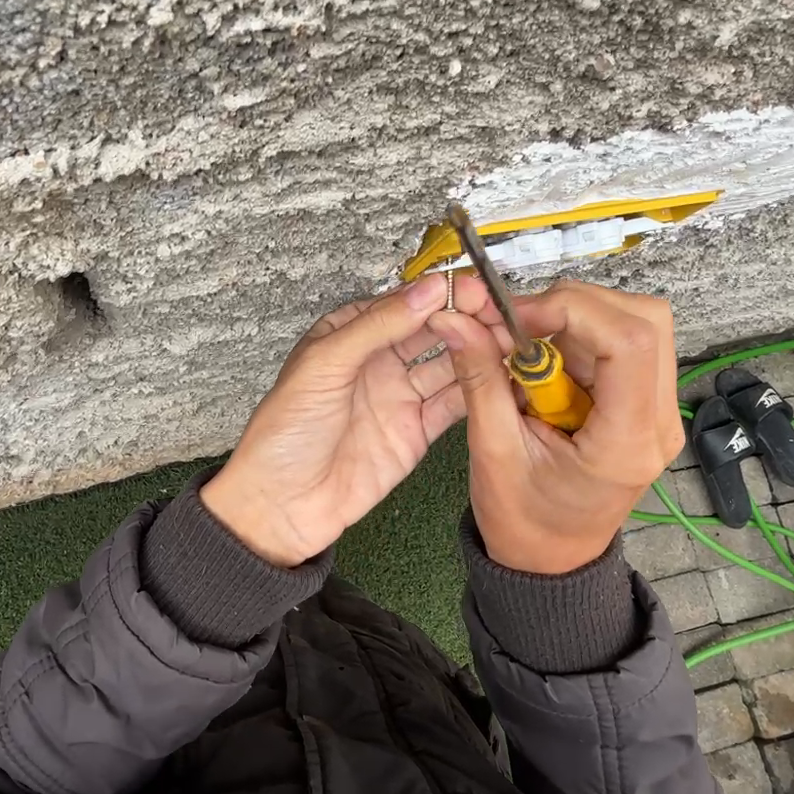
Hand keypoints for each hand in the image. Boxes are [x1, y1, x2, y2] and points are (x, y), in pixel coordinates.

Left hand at [201, 274, 503, 566]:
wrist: (283, 504)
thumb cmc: (285, 430)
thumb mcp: (324, 365)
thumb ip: (377, 327)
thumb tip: (426, 290)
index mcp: (349, 333)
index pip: (402, 304)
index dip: (439, 294)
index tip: (475, 288)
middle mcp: (377, 360)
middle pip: (431, 330)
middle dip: (466, 319)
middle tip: (502, 314)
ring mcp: (398, 395)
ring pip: (449, 364)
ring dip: (478, 352)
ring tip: (511, 341)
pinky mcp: (416, 431)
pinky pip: (453, 404)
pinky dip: (478, 391)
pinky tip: (502, 379)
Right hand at [426, 280, 681, 574]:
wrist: (550, 560)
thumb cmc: (522, 518)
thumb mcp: (491, 450)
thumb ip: (479, 378)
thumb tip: (454, 317)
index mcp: (626, 441)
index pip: (629, 340)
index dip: (569, 310)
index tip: (512, 320)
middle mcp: (657, 419)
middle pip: (643, 319)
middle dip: (573, 306)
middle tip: (516, 326)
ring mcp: (656, 410)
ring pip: (634, 322)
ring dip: (572, 318)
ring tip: (523, 346)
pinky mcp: (640, 402)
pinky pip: (618, 341)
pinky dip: (573, 334)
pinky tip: (539, 361)